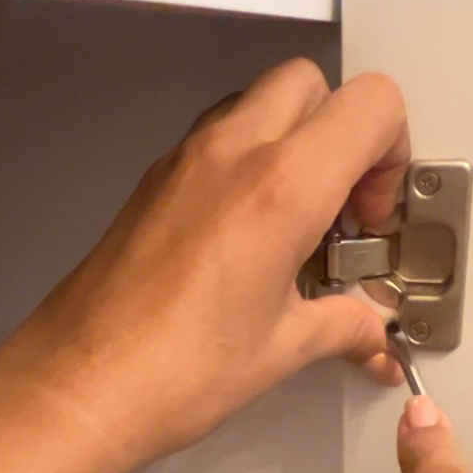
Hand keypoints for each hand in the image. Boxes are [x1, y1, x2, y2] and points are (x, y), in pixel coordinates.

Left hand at [0, 59, 407, 468]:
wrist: (80, 388)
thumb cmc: (170, 370)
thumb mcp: (282, 349)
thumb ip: (343, 327)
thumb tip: (368, 331)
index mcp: (280, 189)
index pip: (370, 105)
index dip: (393, 152)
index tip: (374, 213)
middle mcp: (229, 156)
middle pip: (312, 84)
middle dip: (344, 135)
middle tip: (344, 209)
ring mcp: (183, 162)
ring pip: (259, 102)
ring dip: (293, 144)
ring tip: (298, 224)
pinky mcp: (153, 182)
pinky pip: (215, 139)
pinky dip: (248, 164)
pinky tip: (249, 238)